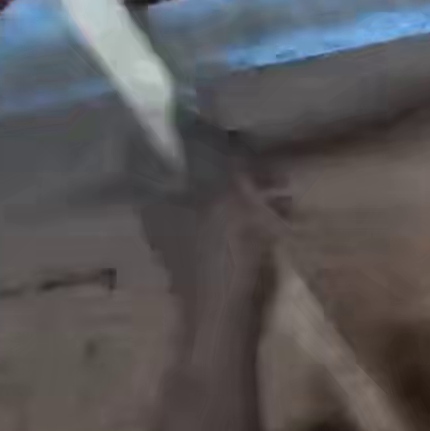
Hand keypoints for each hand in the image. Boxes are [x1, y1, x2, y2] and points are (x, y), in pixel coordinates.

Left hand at [130, 122, 273, 314]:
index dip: (177, 121)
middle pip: (186, 162)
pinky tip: (281, 213)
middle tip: (261, 156)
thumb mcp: (222, 192)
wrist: (226, 320)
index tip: (213, 117)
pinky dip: (248, 208)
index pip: (147, 138)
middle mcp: (160, 205)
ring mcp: (183, 230)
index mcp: (154, 188)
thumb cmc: (224, 253)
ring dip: (245, 181)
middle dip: (225, 154)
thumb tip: (192, 110)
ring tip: (281, 185)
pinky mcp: (207, 250)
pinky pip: (224, 215)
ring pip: (210, 188)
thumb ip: (208, 150)